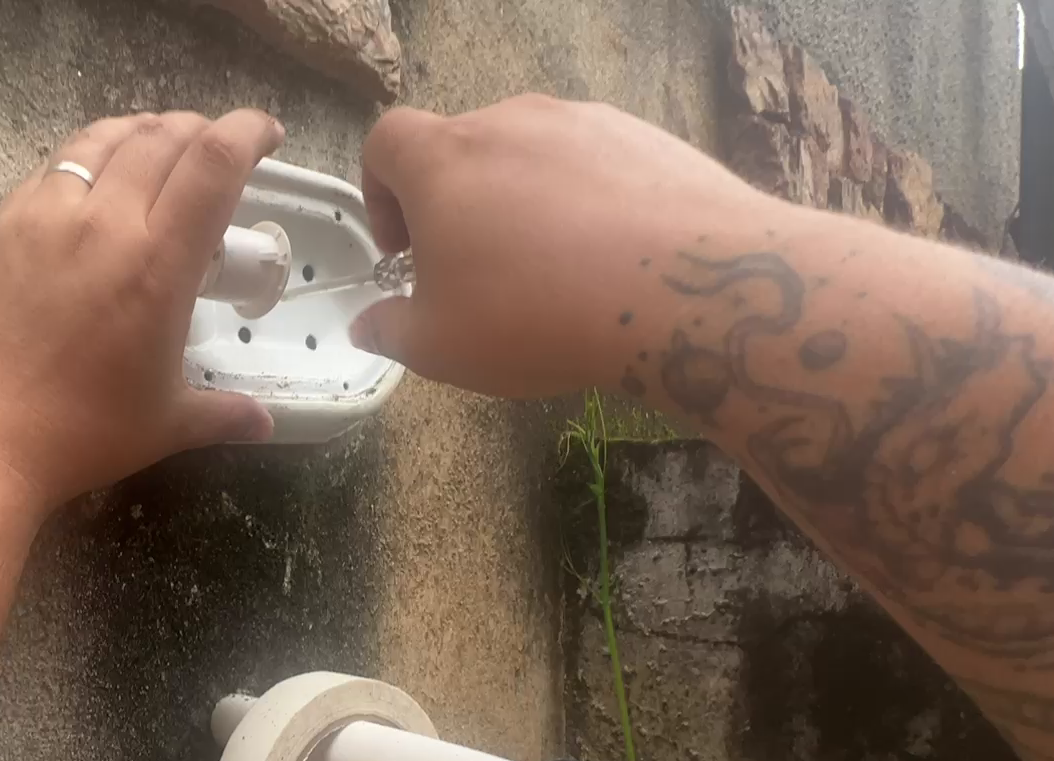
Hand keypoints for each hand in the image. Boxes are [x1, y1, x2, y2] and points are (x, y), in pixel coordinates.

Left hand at [0, 110, 283, 509]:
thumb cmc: (80, 436)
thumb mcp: (165, 426)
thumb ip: (222, 414)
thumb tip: (265, 424)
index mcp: (157, 265)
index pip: (214, 163)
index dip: (249, 132)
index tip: (267, 135)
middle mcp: (103, 222)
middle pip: (161, 138)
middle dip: (200, 130)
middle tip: (213, 153)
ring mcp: (43, 218)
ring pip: (101, 140)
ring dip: (141, 133)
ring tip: (155, 147)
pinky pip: (52, 168)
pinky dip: (85, 158)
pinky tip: (88, 182)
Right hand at [349, 97, 780, 397]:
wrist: (685, 291)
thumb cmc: (530, 315)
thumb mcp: (433, 346)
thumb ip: (386, 330)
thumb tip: (367, 325)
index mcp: (444, 163)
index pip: (385, 141)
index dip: (378, 191)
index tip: (402, 247)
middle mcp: (510, 123)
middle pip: (455, 149)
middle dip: (445, 206)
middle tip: (464, 271)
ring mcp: (584, 121)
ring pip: (522, 154)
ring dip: (509, 202)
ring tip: (536, 269)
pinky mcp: (645, 135)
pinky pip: (584, 162)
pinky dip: (571, 200)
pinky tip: (594, 258)